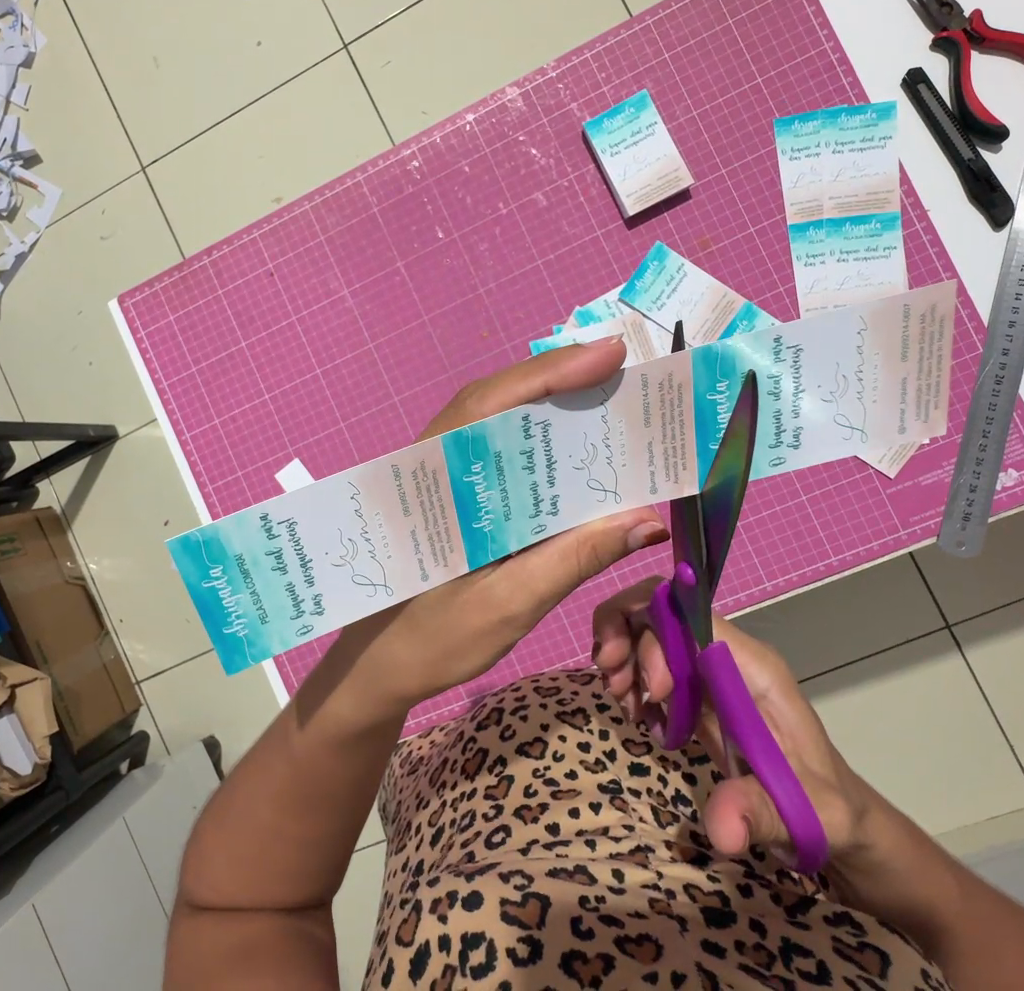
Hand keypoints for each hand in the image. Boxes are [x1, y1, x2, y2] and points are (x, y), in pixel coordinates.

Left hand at [325, 339, 669, 719]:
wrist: (375, 669)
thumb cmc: (430, 643)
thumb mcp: (508, 606)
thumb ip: (574, 558)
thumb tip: (648, 519)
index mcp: (433, 483)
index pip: (489, 406)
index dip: (551, 373)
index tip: (610, 354)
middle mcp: (430, 466)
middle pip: (495, 403)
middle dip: (560, 381)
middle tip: (626, 374)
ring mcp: (436, 478)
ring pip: (494, 424)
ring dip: (549, 408)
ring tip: (611, 401)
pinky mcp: (448, 496)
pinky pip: (492, 454)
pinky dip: (534, 444)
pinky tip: (571, 450)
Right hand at [592, 579, 886, 864]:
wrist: (832, 819)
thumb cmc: (827, 811)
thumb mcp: (804, 815)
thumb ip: (761, 813)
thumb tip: (720, 830)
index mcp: (752, 667)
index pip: (689, 612)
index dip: (654, 635)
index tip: (647, 688)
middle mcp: (725, 657)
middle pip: (658, 612)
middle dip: (624, 638)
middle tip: (615, 688)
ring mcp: (707, 672)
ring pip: (647, 631)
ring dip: (621, 657)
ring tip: (623, 702)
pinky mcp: (694, 691)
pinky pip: (648, 662)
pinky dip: (630, 681)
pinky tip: (638, 717)